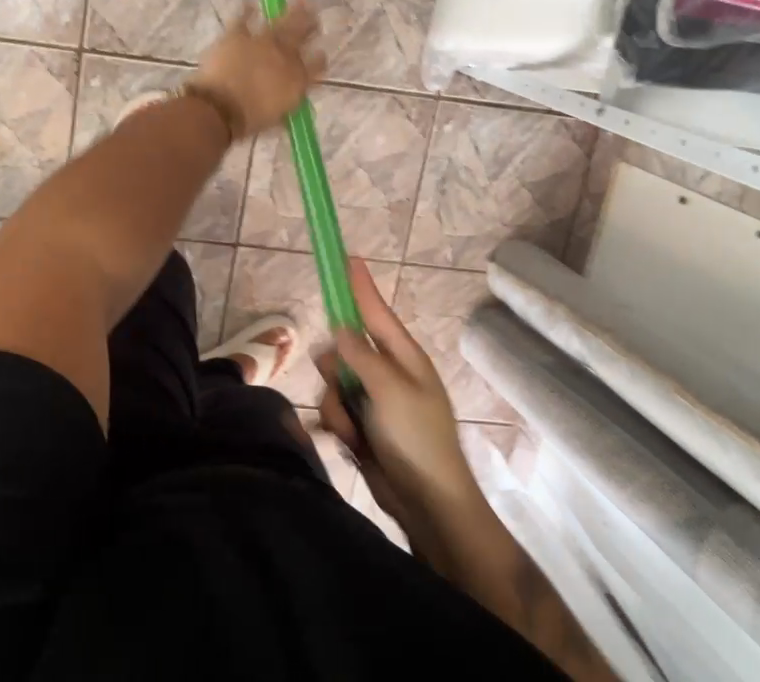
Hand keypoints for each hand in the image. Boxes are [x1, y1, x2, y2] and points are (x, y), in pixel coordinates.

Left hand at [189, 3, 324, 138]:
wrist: (220, 109)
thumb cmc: (249, 121)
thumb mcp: (276, 118)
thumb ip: (286, 103)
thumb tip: (289, 101)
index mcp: (298, 79)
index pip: (318, 65)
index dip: (320, 59)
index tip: (321, 54)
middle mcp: (285, 56)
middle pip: (303, 35)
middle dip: (311, 24)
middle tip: (315, 15)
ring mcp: (262, 42)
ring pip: (282, 20)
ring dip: (293, 10)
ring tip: (300, 1)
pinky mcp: (238, 35)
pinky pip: (244, 17)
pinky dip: (247, 10)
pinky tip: (249, 3)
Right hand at [316, 260, 476, 529]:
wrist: (426, 501)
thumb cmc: (416, 438)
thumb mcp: (390, 390)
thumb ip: (361, 357)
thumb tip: (341, 330)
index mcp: (405, 358)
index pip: (376, 314)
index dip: (360, 288)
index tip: (348, 258)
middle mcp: (388, 374)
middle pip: (343, 351)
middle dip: (335, 372)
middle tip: (343, 389)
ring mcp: (375, 402)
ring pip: (333, 384)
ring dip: (336, 407)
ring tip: (353, 432)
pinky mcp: (364, 427)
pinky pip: (335, 412)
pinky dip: (338, 427)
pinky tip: (350, 444)